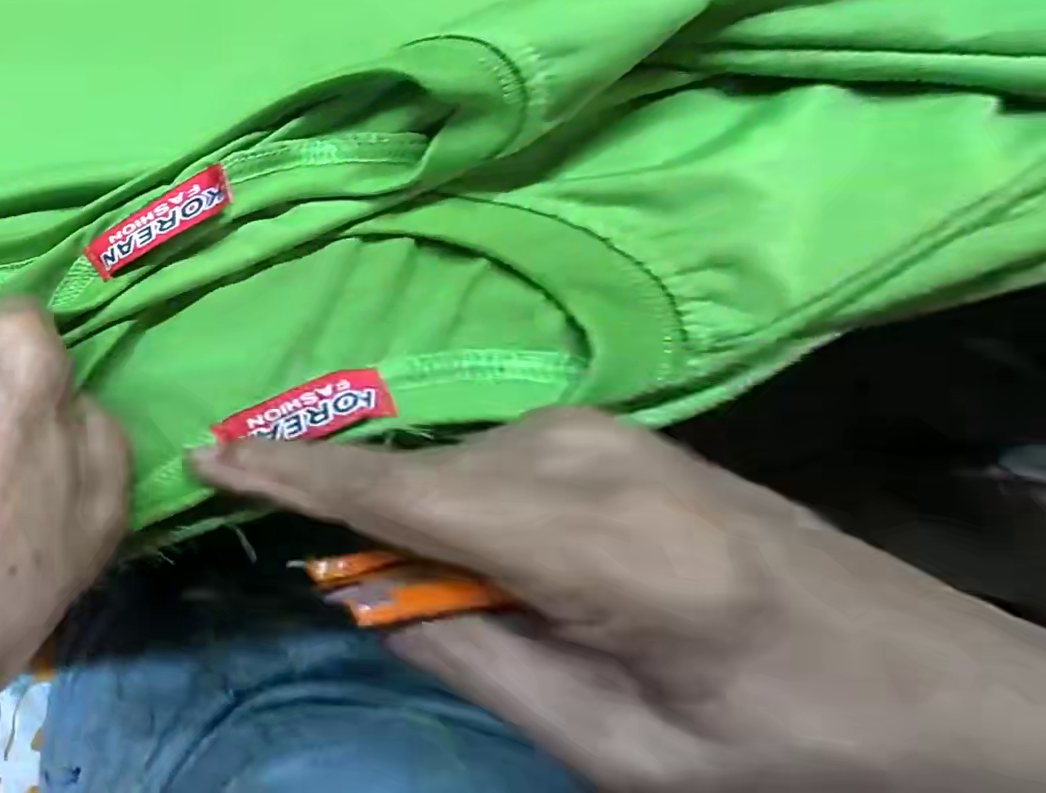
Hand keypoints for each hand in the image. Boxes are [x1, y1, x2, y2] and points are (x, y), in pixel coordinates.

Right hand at [192, 407, 1045, 792]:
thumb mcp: (620, 754)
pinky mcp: (588, 423)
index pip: (399, 496)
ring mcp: (586, 424)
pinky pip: (477, 462)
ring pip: (441, 471)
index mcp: (602, 546)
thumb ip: (467, 654)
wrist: (968, 695)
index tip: (209, 451)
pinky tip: (514, 558)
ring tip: (497, 601)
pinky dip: (455, 509)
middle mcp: (579, 453)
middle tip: (365, 594)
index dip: (291, 475)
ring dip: (419, 528)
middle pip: (413, 482)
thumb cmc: (799, 755)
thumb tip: (353, 583)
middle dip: (358, 527)